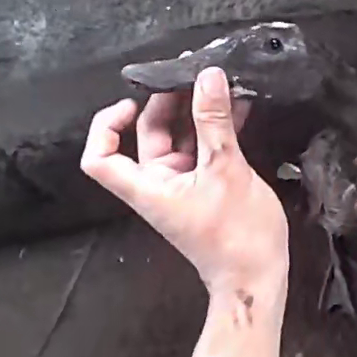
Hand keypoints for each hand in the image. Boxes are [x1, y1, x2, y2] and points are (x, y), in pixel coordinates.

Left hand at [81, 67, 288, 302]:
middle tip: (194, 77)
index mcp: (147, 186)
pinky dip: (215, 127)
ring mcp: (181, 183)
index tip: (132, 104)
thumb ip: (214, 122)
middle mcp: (158, 183)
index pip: (100, 158)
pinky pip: (202, 146)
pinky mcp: (204, 183)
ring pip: (179, 136)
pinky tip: (237, 106)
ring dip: (197, 111)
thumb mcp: (226, 169)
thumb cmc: (237, 237)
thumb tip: (208, 78)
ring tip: (219, 85)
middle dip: (168, 103)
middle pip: (147, 134)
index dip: (106, 126)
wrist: (257, 278)